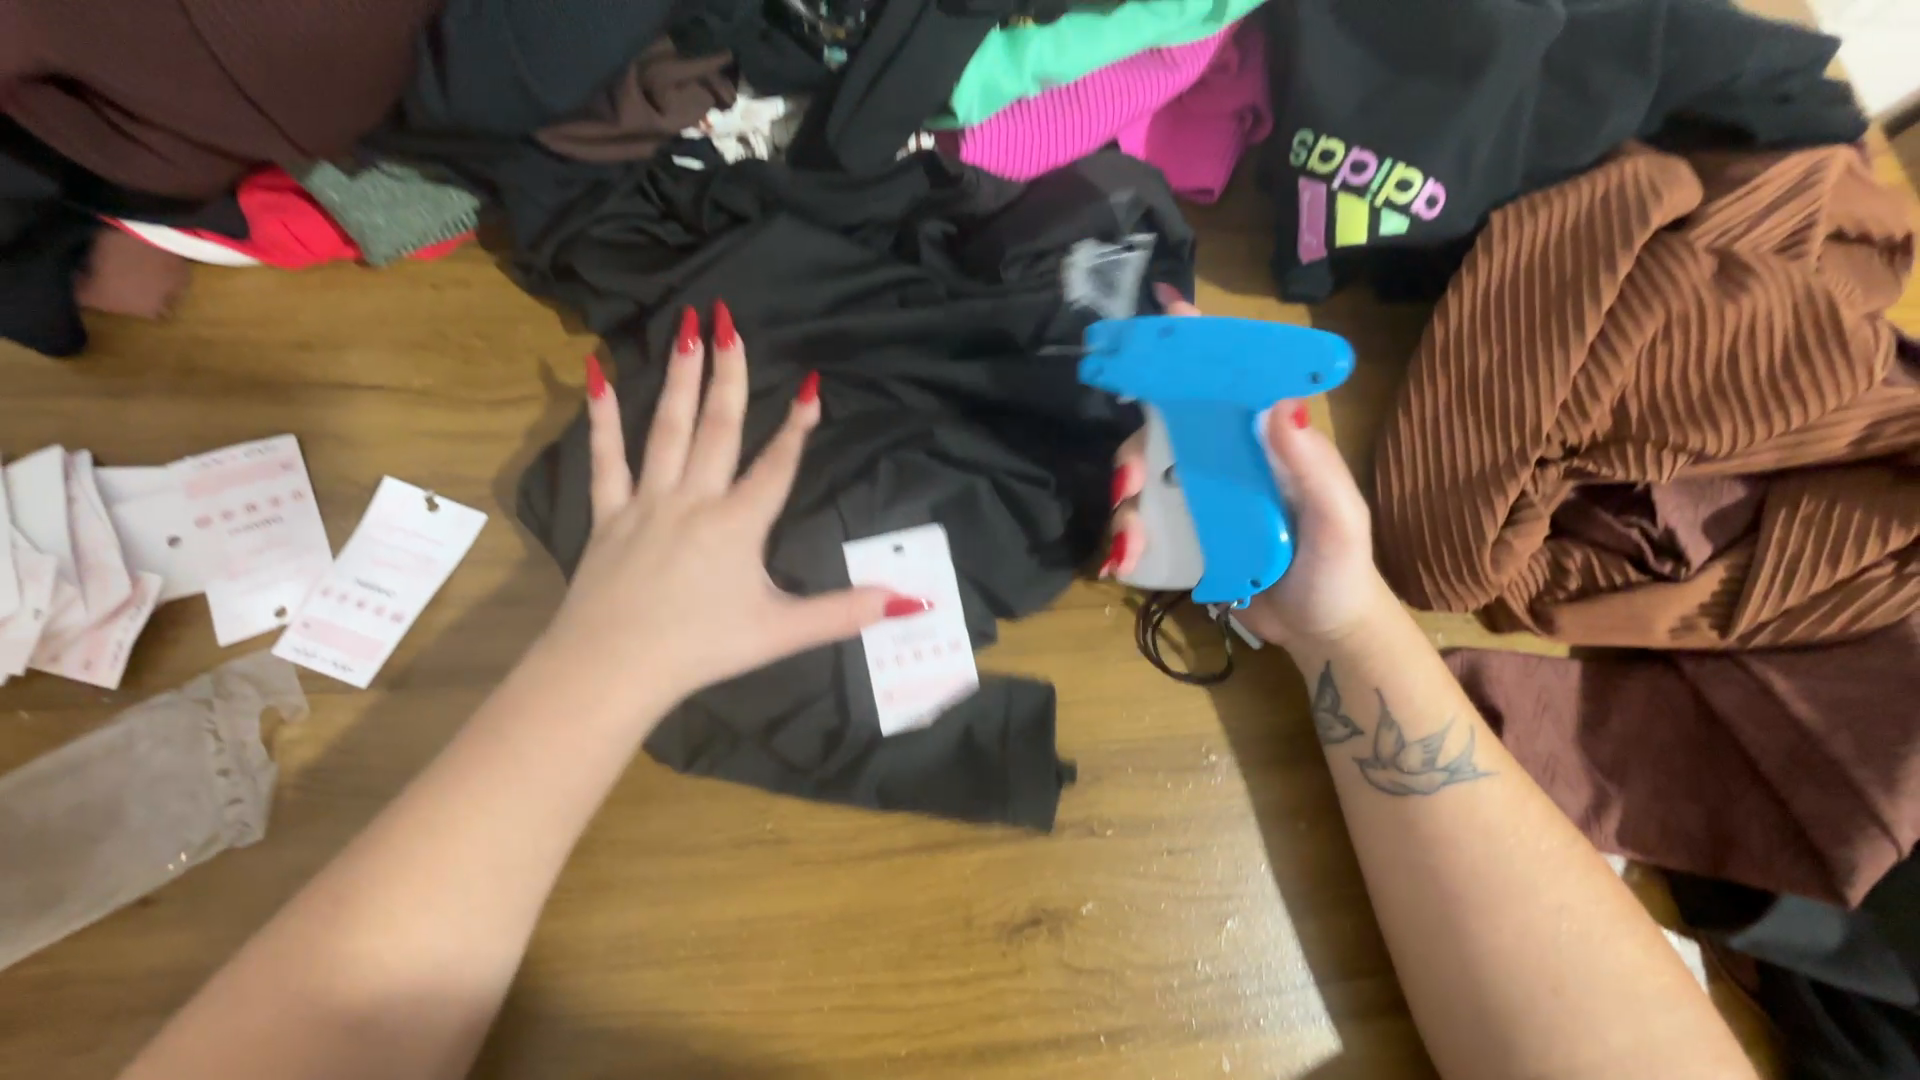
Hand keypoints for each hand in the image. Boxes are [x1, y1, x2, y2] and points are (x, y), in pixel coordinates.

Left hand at [541, 302, 927, 708]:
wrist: (612, 667)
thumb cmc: (702, 649)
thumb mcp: (782, 632)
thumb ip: (845, 613)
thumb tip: (909, 601)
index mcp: (738, 523)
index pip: (777, 465)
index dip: (799, 426)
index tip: (813, 383)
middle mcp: (693, 499)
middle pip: (718, 427)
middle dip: (730, 374)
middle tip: (729, 321)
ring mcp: (646, 502)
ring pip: (666, 429)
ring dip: (679, 378)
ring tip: (685, 329)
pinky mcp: (607, 515)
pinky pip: (605, 459)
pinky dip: (602, 418)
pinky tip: (596, 375)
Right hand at [1107, 286, 1393, 648]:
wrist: (1319, 632)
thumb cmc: (1337, 570)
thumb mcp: (1339, 520)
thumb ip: (1314, 468)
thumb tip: (1279, 402)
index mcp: (1261, 443)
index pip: (1225, 384)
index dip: (1193, 346)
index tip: (1160, 315)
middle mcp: (1221, 461)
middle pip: (1160, 431)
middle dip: (1132, 450)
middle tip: (1129, 484)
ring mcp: (1196, 500)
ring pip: (1140, 479)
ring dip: (1123, 505)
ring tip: (1128, 543)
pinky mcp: (1180, 537)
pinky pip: (1138, 525)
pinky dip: (1123, 539)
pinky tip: (1123, 561)